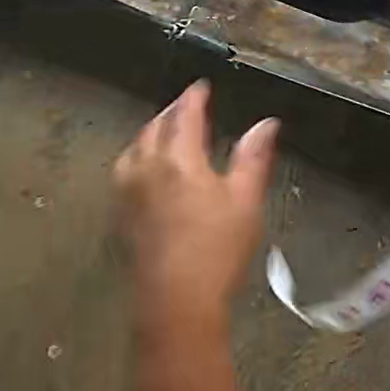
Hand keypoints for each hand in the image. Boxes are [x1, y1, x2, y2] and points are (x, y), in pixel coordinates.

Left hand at [113, 81, 279, 324]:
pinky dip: (137, 156)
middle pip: (155, 128)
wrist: (176, 303)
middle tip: (186, 105)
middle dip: (171, 112)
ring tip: (164, 131)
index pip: (184, 116)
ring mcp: (128, 194)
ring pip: (134, 149)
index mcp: (178, 159)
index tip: (201, 87)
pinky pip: (124, 171)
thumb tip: (268, 123)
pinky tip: (147, 169)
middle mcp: (147, 170)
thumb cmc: (217, 248)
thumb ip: (254, 157)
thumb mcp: (246, 200)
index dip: (193, 98)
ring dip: (150, 132)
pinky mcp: (121, 218)